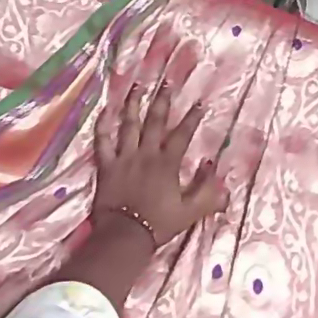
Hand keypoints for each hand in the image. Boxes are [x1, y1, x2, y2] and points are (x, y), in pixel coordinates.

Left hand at [95, 81, 229, 245]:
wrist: (125, 236)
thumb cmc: (159, 224)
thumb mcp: (190, 211)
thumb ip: (206, 191)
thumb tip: (214, 167)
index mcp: (167, 164)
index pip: (182, 135)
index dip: (192, 118)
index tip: (200, 102)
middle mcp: (146, 154)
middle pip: (155, 122)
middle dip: (163, 100)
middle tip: (166, 81)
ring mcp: (124, 157)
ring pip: (129, 125)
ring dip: (134, 104)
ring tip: (138, 86)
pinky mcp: (106, 165)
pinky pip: (102, 141)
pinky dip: (103, 125)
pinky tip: (105, 110)